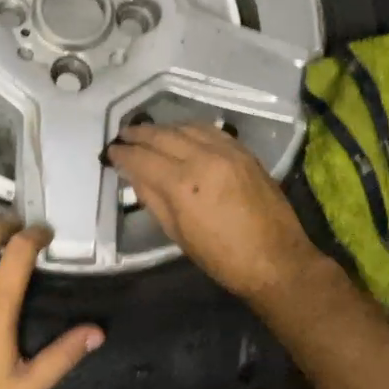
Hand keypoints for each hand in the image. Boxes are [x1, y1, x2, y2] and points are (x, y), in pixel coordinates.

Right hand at [107, 124, 328, 303]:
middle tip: (123, 135)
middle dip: (138, 134)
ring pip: (185, 127)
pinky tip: (181, 133)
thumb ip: (153, 198)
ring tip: (149, 133)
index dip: (123, 154)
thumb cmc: (223, 258)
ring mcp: (226, 151)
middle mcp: (203, 159)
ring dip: (163, 128)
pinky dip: (189, 129)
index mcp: (183, 185)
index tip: (111, 151)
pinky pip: (209, 130)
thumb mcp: (178, 234)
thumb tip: (135, 174)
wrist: (277, 261)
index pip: (142, 158)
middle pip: (162, 135)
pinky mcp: (244, 151)